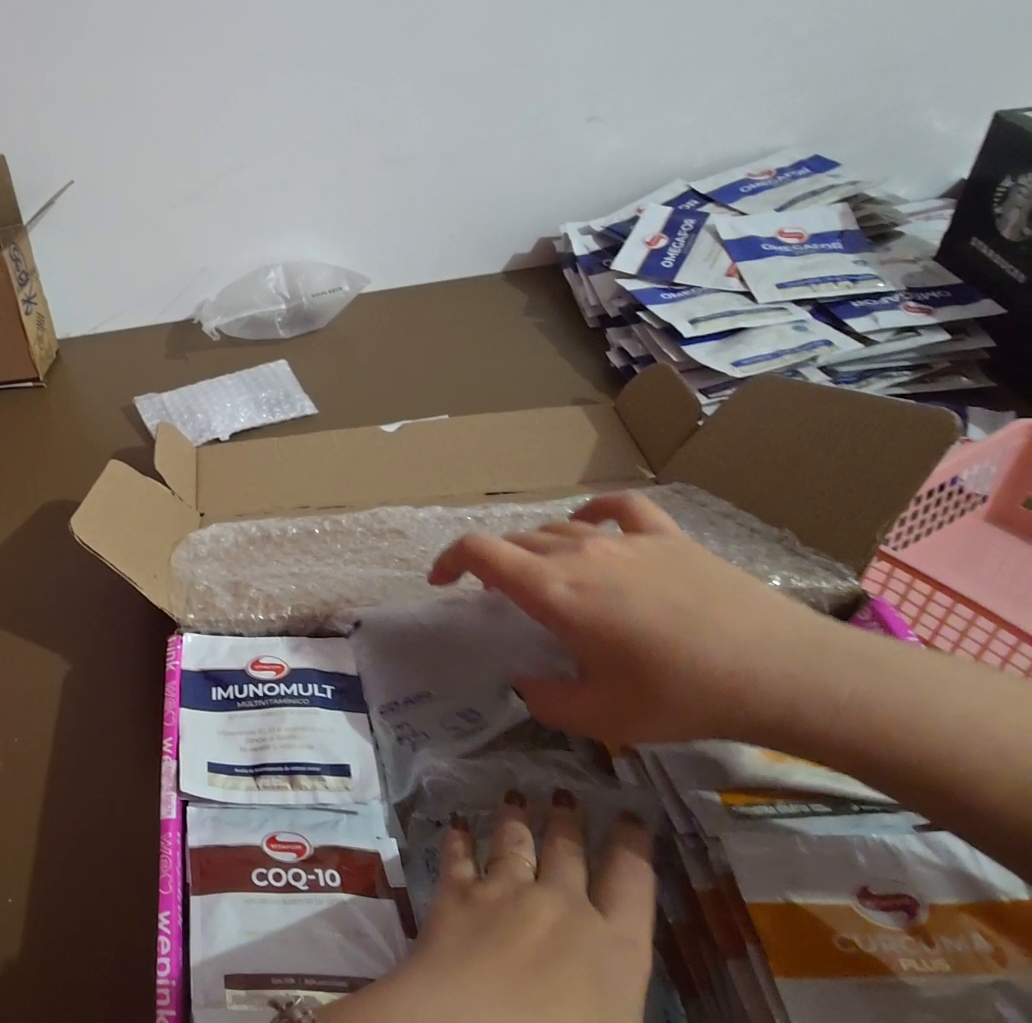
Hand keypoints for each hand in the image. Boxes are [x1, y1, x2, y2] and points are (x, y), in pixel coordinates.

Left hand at [323, 792, 655, 1022]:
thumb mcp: (617, 1021)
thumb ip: (619, 988)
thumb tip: (614, 974)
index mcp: (616, 946)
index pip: (634, 884)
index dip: (633, 845)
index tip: (629, 815)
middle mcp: (562, 906)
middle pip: (568, 852)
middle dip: (567, 819)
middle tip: (563, 791)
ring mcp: (504, 893)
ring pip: (514, 843)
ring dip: (515, 817)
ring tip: (514, 796)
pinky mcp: (455, 893)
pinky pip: (458, 857)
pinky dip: (457, 838)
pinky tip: (456, 822)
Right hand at [426, 490, 839, 745]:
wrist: (786, 674)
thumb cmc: (683, 697)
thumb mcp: (601, 718)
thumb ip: (545, 700)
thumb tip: (525, 683)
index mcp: (554, 593)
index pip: (480, 552)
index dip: (449, 560)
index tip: (442, 583)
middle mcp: (581, 555)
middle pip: (517, 541)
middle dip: (494, 565)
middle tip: (498, 599)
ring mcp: (628, 542)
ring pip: (560, 529)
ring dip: (537, 549)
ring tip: (543, 575)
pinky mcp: (670, 539)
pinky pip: (618, 510)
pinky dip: (592, 513)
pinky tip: (590, 525)